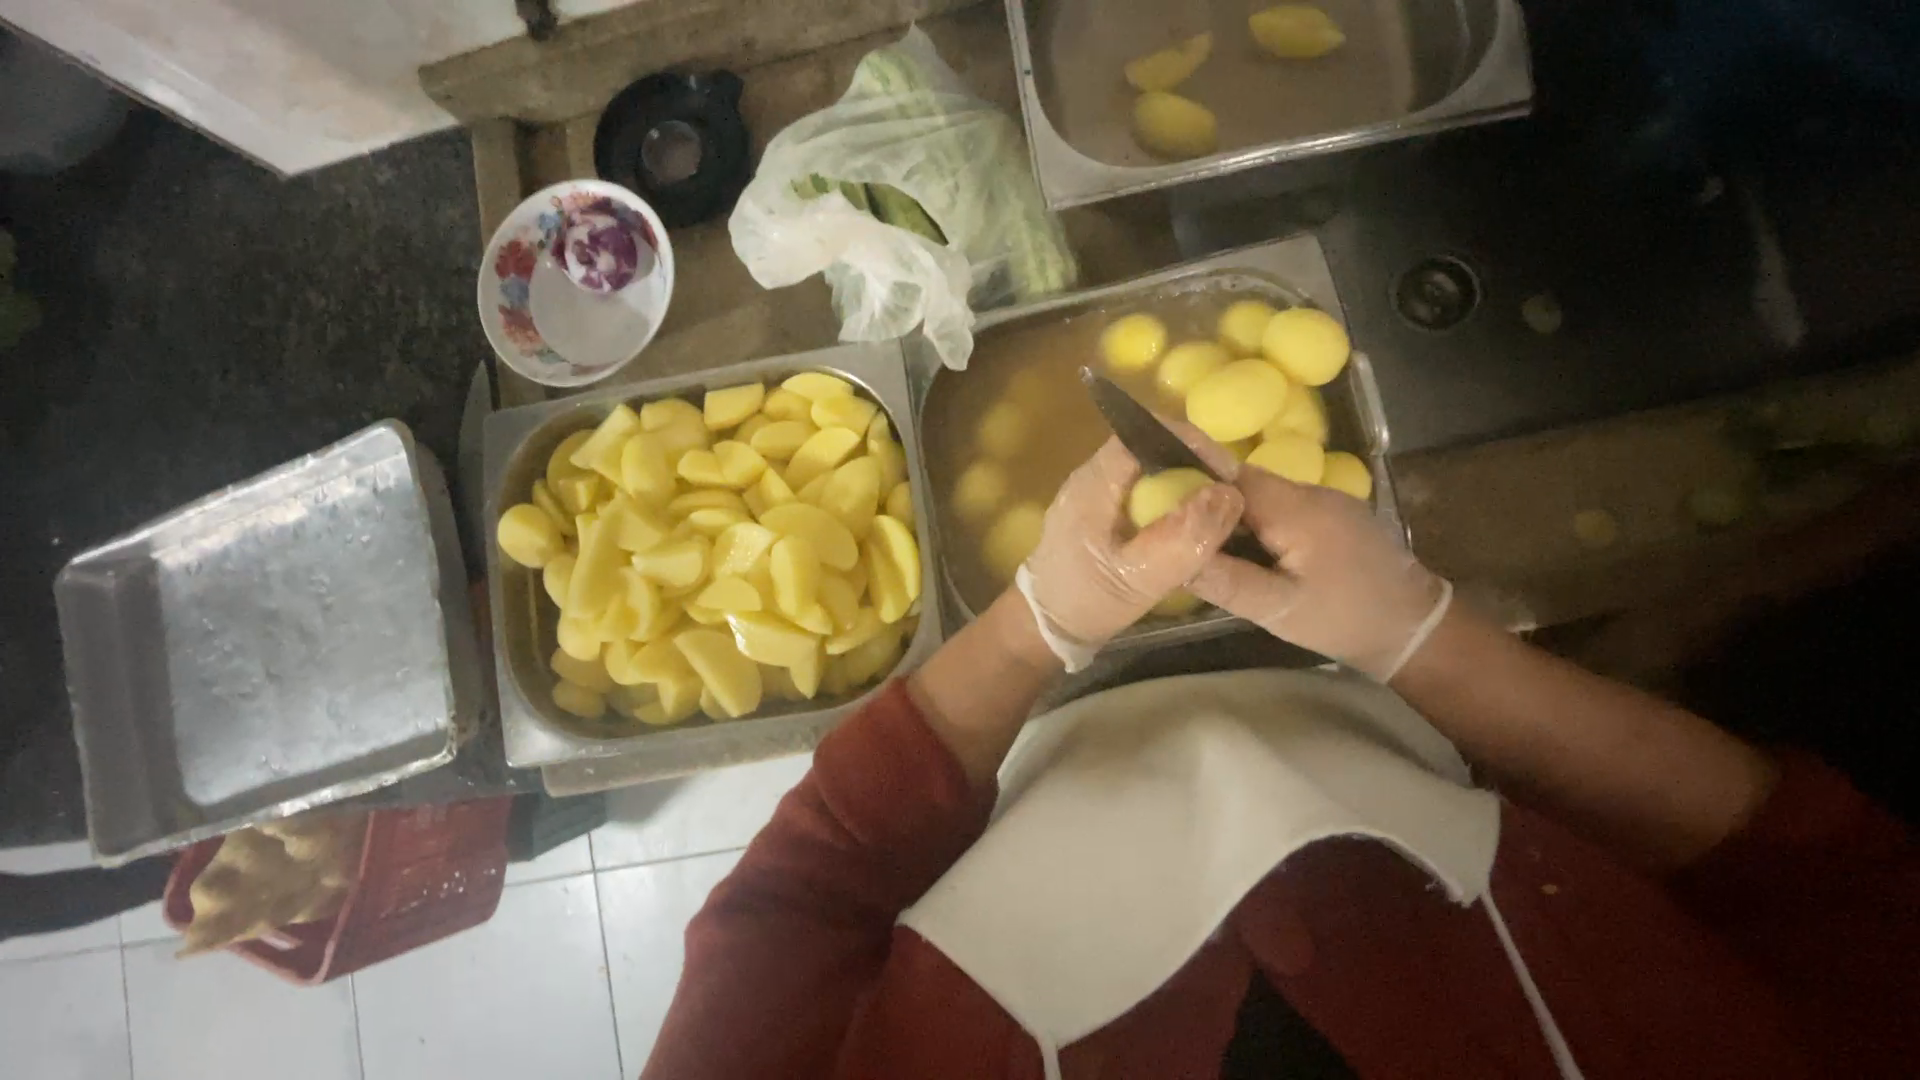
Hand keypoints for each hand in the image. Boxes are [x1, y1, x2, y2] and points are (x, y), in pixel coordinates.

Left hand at [1018, 438, 1243, 670]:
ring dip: (1187, 484)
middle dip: (1196, 464)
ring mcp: (1094, 494)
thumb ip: (1181, 539)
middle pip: (1152, 449)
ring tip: (1220, 509)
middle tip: (1232, 495)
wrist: (1043, 629)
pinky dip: (1171, 501)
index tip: (1228, 473)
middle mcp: (1091, 477)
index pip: (1147, 433)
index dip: (1192, 443)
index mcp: (1093, 482)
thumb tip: (1229, 495)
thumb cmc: (1085, 602)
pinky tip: (1192, 525)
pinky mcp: (1100, 514)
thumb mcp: (1137, 579)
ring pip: (1150, 471)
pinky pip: (1143, 492)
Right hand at [1188, 464, 1450, 680]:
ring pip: (1262, 493)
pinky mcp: (1333, 514)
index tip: (1157, 497)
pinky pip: (1281, 505)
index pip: (1230, 478)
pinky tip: (1244, 548)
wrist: (1416, 629)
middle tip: (1169, 524)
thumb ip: (1224, 580)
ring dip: (1231, 511)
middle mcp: (1311, 492)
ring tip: (1200, 539)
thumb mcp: (1277, 609)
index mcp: (1296, 509)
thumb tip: (1171, 557)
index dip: (1192, 483)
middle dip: (1206, 498)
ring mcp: (1326, 500)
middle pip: (1243, 482)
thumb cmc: (1343, 619)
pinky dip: (1256, 520)